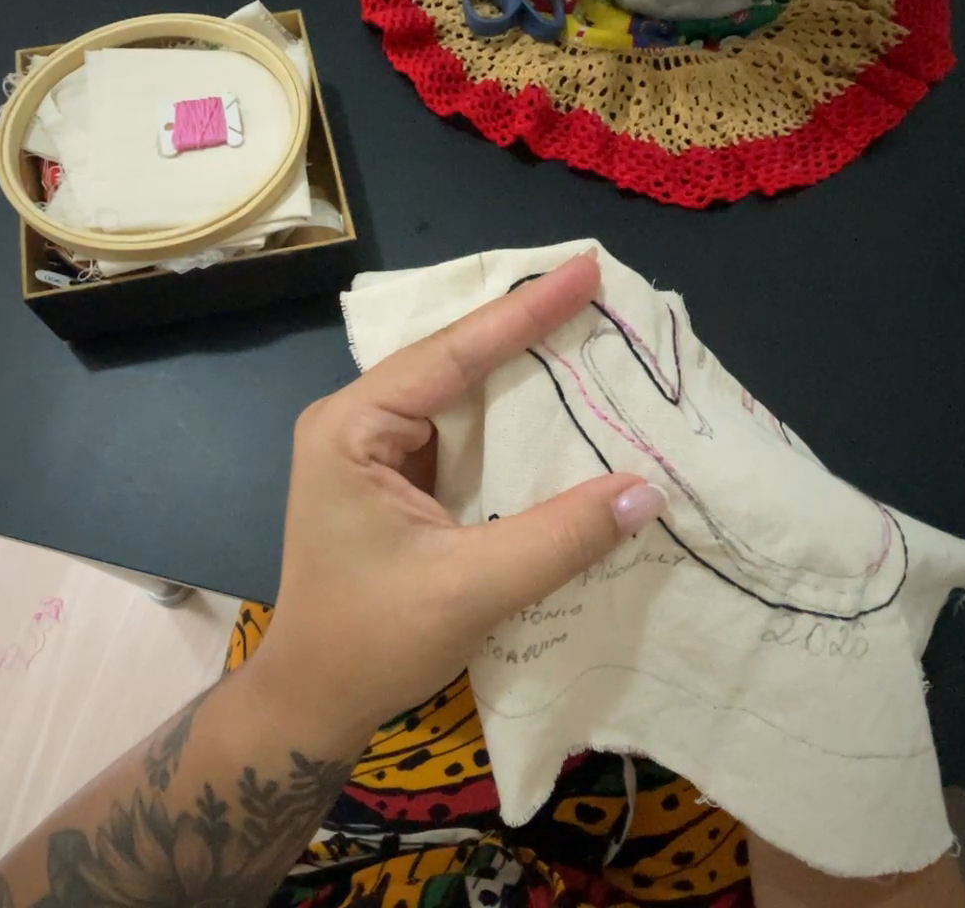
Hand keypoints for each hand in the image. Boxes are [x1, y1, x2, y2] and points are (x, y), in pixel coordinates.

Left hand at [250, 252, 669, 734]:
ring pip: (457, 393)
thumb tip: (648, 490)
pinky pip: (459, 431)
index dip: (523, 312)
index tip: (584, 268)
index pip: (450, 355)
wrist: (316, 696)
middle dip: (522, 329)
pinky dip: (507, 421)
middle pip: (451, 361)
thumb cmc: (372, 641)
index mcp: (353, 428)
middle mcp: (357, 422)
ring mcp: (373, 448)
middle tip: (595, 292)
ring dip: (519, 372)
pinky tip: (554, 407)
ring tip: (587, 336)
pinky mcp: (394, 475)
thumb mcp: (471, 588)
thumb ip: (560, 537)